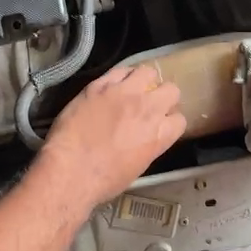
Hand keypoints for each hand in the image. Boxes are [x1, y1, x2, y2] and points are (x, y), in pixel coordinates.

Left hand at [33, 65, 185, 212]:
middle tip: (149, 105)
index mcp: (160, 134)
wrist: (70, 170)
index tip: (161, 125)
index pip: (180, 119)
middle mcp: (148, 108)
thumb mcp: (138, 166)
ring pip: (148, 71)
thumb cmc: (104, 180)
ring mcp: (124, 93)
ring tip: (133, 89)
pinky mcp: (101, 85)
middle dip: (164, 97)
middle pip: (171, 90)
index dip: (170, 121)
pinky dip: (121, 76)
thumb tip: (146, 136)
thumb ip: (149, 144)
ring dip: (144, 81)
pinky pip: (120, 70)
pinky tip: (114, 85)